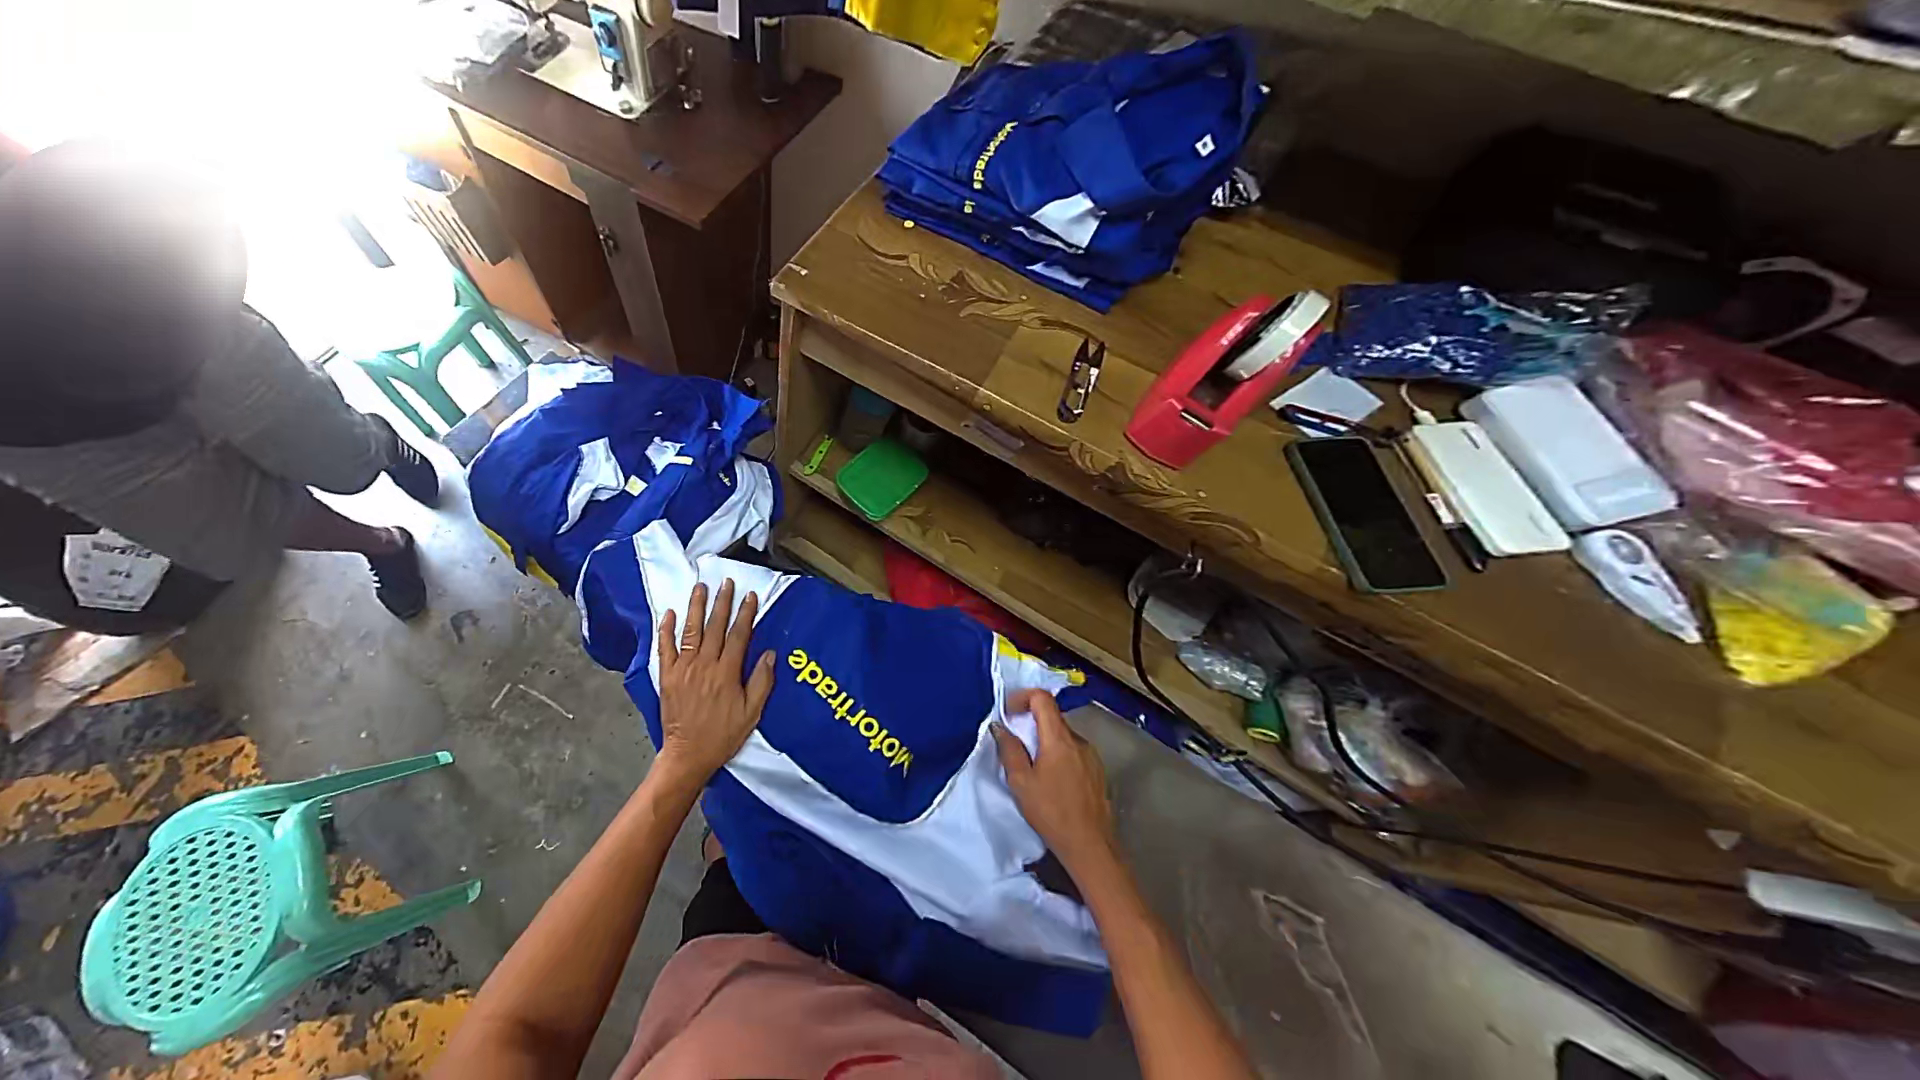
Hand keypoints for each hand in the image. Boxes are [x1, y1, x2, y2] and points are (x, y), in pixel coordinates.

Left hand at [655, 579, 775, 782]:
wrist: (688, 754)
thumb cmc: (723, 735)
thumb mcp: (752, 712)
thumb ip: (761, 681)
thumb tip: (769, 653)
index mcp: (726, 672)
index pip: (739, 635)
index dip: (746, 614)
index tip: (751, 596)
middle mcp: (704, 665)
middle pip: (715, 627)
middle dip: (722, 602)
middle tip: (727, 583)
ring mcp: (683, 669)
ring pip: (691, 631)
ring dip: (696, 607)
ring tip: (700, 588)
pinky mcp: (667, 676)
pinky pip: (666, 648)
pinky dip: (667, 629)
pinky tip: (671, 613)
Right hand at [992, 689, 1117, 874]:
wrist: (1090, 845)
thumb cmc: (1052, 813)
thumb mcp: (1021, 783)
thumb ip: (1009, 750)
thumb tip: (1000, 726)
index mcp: (1059, 739)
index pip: (1043, 699)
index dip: (1022, 697)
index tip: (1008, 713)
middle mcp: (1079, 740)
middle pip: (1053, 717)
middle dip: (1031, 723)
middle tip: (1015, 744)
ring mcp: (1092, 755)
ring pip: (1063, 736)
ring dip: (1045, 741)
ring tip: (1033, 768)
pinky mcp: (1098, 770)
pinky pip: (1074, 751)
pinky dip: (1059, 755)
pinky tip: (1053, 781)